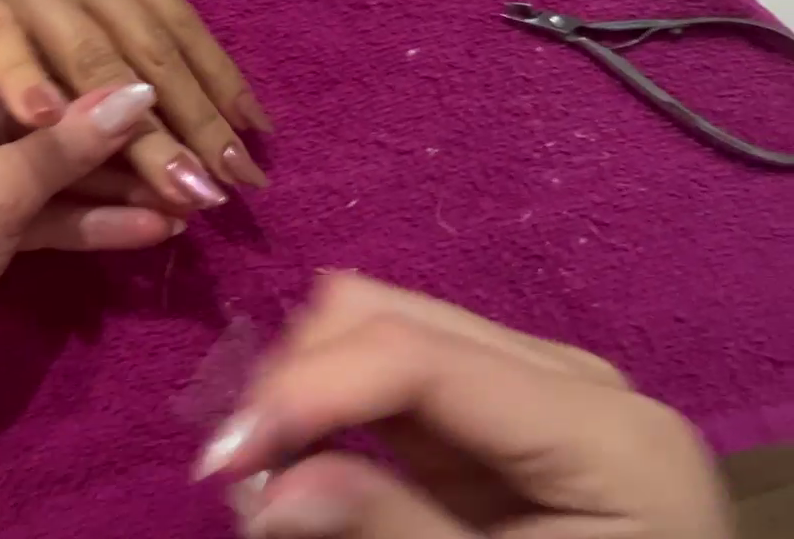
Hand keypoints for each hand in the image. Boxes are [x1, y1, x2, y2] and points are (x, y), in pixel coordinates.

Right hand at [0, 0, 268, 213]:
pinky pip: (1, 38)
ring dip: (137, 127)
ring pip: (91, 58)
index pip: (178, 23)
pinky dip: (24, 76)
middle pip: (148, 53)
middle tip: (238, 185)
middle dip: (198, 121)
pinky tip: (46, 121)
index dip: (222, 78)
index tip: (260, 134)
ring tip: (178, 184)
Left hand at [0, 51, 183, 401]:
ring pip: (58, 169)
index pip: (39, 61)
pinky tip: (152, 230)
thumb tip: (140, 90)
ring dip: (117, 185)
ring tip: (193, 200)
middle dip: (123, 141)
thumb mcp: (2, 183)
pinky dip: (91, 219)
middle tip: (198, 159)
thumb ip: (72, 140)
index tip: (171, 85)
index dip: (103, 71)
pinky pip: (47, 210)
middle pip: (56, 118)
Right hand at [196, 274, 731, 538]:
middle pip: (376, 314)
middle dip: (290, 377)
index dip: (304, 390)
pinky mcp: (477, 382)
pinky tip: (301, 438)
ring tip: (268, 451)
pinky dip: (318, 386)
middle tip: (243, 460)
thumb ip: (391, 532)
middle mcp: (560, 371)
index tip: (230, 457)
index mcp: (601, 429)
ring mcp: (518, 367)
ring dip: (294, 376)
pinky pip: (370, 347)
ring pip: (359, 314)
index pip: (411, 355)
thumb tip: (262, 492)